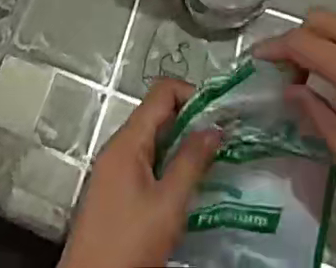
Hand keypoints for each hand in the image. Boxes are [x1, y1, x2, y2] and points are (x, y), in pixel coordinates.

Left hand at [60, 78, 221, 267]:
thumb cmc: (129, 243)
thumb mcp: (168, 204)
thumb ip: (191, 162)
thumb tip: (213, 127)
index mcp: (127, 141)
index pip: (161, 92)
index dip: (192, 95)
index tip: (218, 116)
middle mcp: (118, 147)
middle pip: (158, 115)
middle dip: (191, 123)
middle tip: (221, 142)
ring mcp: (113, 170)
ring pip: (153, 141)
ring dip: (182, 147)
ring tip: (211, 164)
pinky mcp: (114, 192)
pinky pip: (146, 164)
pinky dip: (169, 166)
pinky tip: (188, 188)